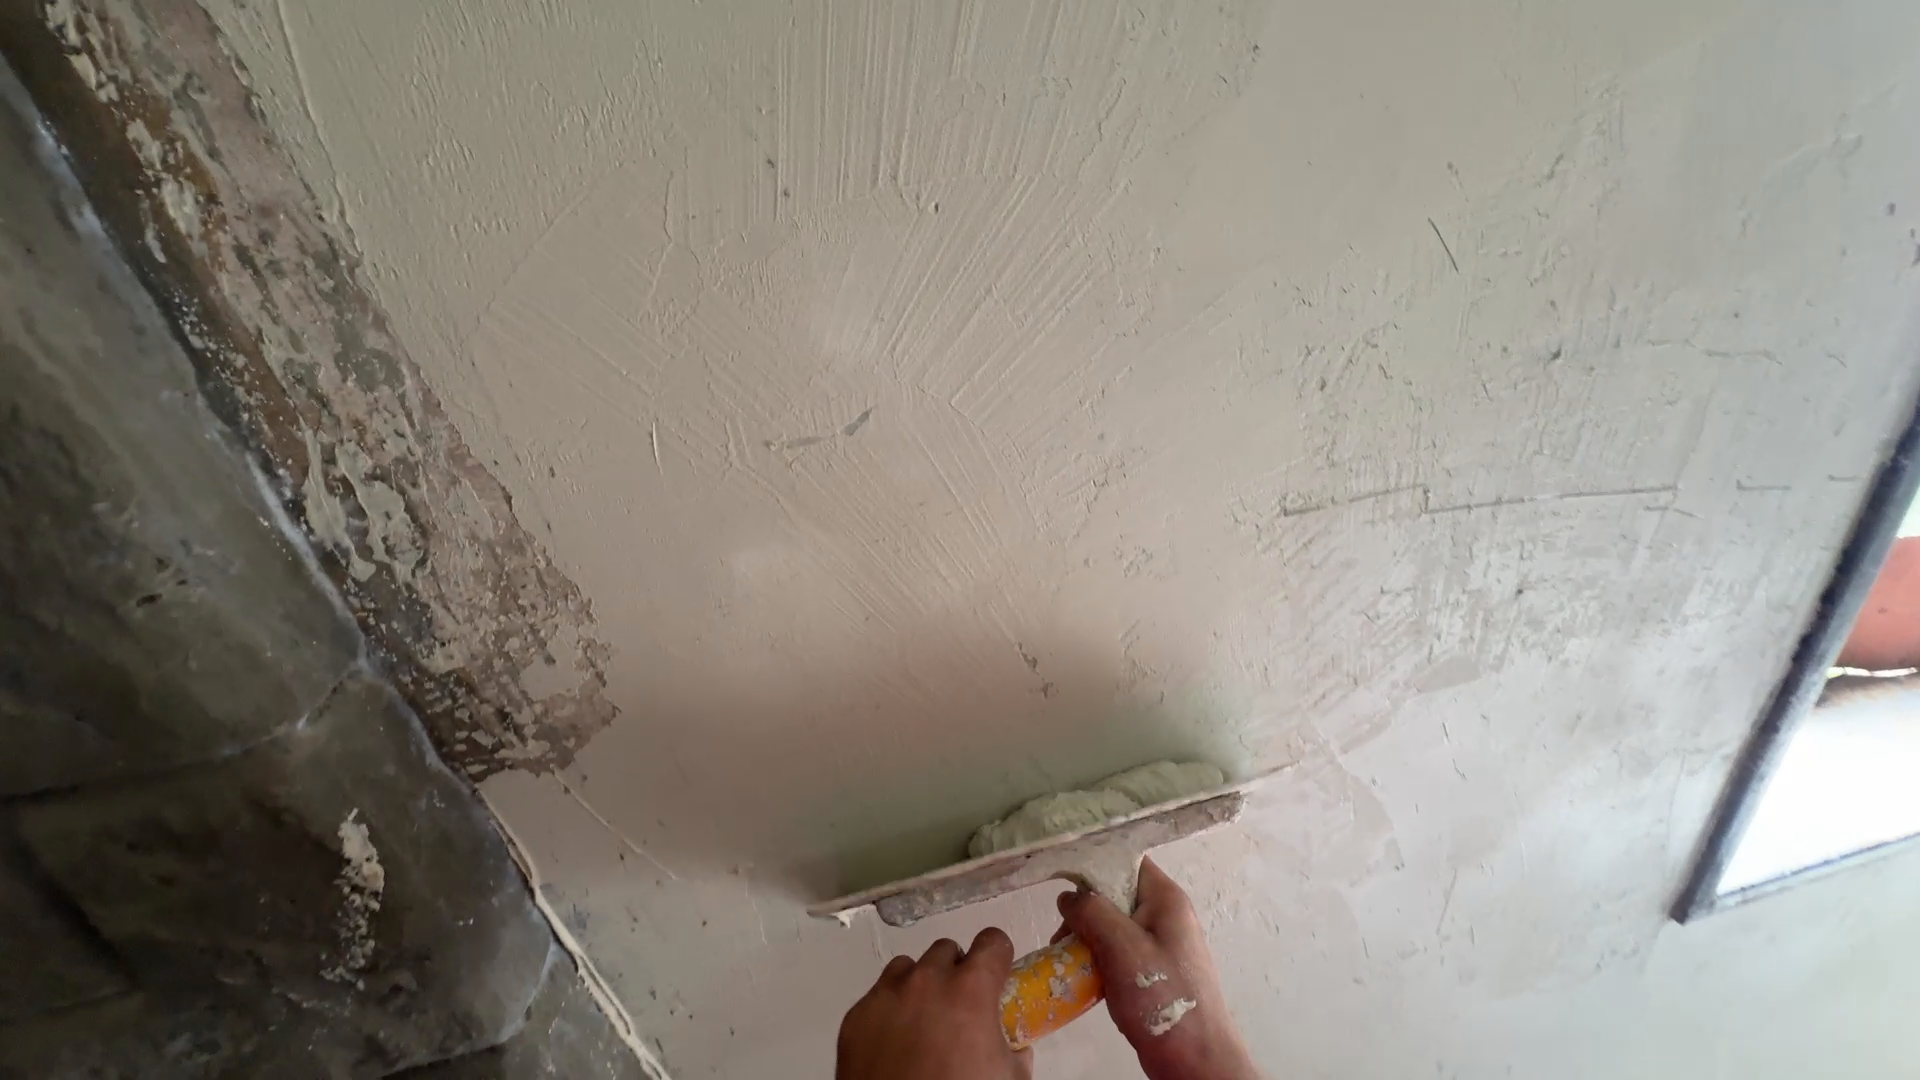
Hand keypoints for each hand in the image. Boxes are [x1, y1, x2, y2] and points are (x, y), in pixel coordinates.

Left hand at [837, 927, 1033, 1079]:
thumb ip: (1014, 1052)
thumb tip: (1014, 1047)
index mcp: (970, 990)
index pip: (992, 942)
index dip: (998, 957)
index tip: (997, 975)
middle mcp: (927, 981)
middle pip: (946, 952)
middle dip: (955, 974)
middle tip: (958, 1011)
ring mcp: (887, 995)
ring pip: (908, 969)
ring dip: (920, 987)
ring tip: (922, 1024)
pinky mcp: (856, 1017)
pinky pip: (878, 997)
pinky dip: (889, 1012)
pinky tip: (893, 1044)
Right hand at [1055, 858, 1262, 1079]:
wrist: (1197, 1064)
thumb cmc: (1163, 998)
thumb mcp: (1122, 946)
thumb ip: (1091, 911)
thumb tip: (1067, 896)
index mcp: (1166, 898)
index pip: (1126, 860)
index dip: (1094, 863)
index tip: (1063, 877)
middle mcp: (1165, 915)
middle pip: (1115, 894)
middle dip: (1085, 911)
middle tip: (1062, 935)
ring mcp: (1160, 945)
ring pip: (1113, 926)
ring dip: (1088, 939)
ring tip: (1068, 959)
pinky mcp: (1153, 972)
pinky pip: (1118, 952)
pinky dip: (1099, 960)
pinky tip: (1086, 977)